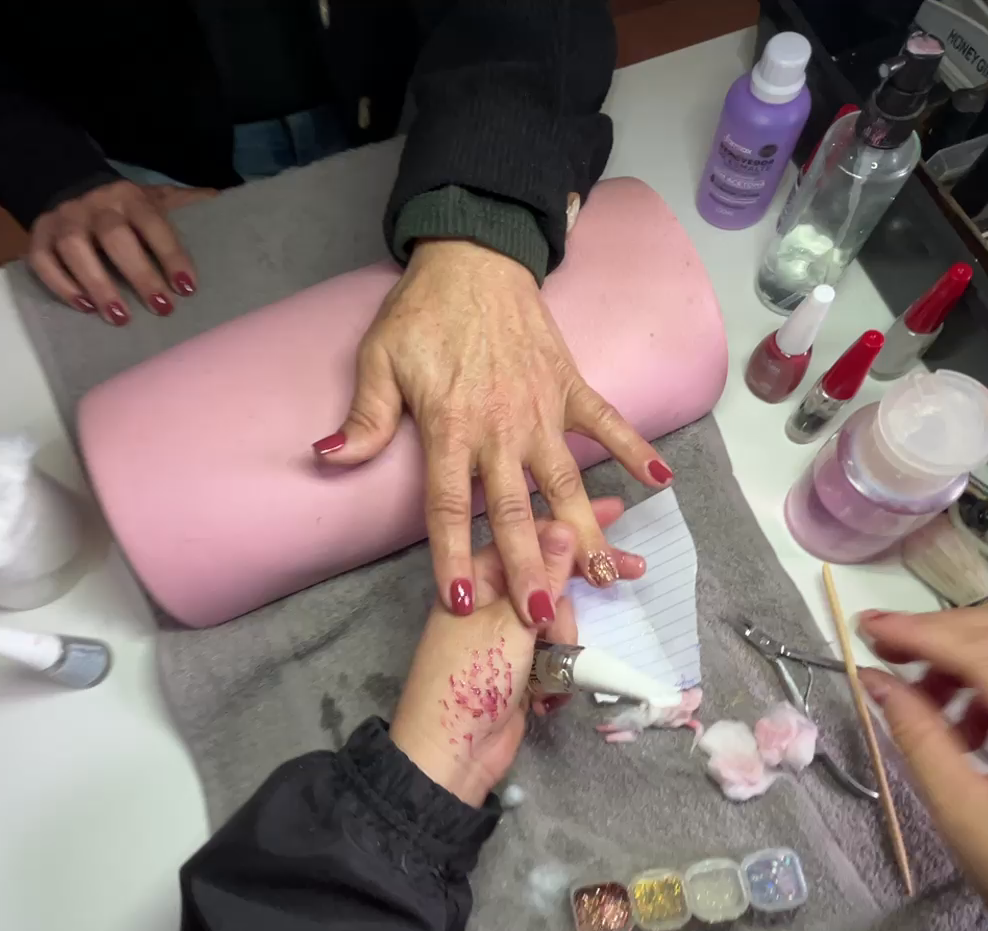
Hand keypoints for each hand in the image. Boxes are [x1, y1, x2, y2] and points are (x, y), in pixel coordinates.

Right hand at [28, 179, 216, 324]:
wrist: (70, 182)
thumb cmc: (127, 207)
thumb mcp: (158, 199)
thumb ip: (187, 204)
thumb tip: (224, 200)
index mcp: (131, 197)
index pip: (153, 224)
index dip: (170, 255)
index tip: (187, 288)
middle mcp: (95, 205)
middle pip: (114, 236)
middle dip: (138, 274)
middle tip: (161, 308)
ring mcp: (63, 219)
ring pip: (75, 249)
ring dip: (98, 284)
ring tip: (120, 317)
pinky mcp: (38, 236)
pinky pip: (42, 260)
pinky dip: (61, 285)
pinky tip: (84, 307)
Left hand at [315, 239, 669, 627]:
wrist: (474, 258)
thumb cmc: (422, 314)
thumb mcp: (380, 359)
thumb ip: (364, 417)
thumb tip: (326, 458)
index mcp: (451, 427)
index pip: (449, 506)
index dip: (453, 555)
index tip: (464, 601)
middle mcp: (501, 428)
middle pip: (514, 509)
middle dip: (527, 565)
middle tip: (544, 615)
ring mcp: (542, 409)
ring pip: (566, 480)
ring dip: (585, 529)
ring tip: (610, 574)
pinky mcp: (570, 385)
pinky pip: (606, 421)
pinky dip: (634, 447)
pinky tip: (661, 480)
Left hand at [389, 499, 624, 805]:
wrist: (449, 753)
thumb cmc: (471, 677)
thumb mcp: (510, 622)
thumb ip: (542, 575)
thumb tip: (563, 522)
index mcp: (476, 576)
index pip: (529, 538)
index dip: (572, 526)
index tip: (616, 513)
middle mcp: (490, 598)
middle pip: (548, 578)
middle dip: (582, 586)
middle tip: (633, 570)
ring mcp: (504, 634)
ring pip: (556, 618)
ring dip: (565, 640)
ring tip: (556, 668)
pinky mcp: (518, 667)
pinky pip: (552, 653)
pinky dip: (558, 669)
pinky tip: (553, 692)